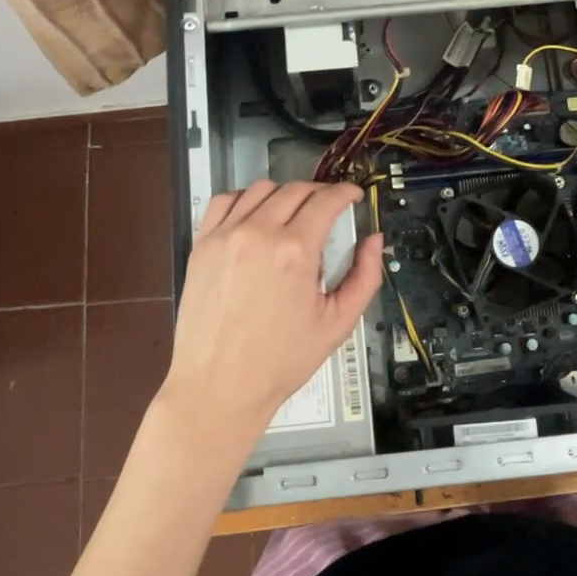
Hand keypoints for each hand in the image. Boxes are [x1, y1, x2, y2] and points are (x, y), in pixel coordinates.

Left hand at [161, 180, 382, 435]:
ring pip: (261, 188)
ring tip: (293, 215)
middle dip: (319, 193)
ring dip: (284, 194)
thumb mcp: (337, 324)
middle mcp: (259, 233)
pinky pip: (224, 201)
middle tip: (328, 209)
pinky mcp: (202, 244)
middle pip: (295, 190)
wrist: (219, 386)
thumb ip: (364, 277)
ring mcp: (226, 236)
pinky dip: (244, 199)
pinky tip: (255, 216)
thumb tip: (374, 240)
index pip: (326, 200)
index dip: (345, 193)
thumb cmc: (280, 361)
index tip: (352, 196)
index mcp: (295, 251)